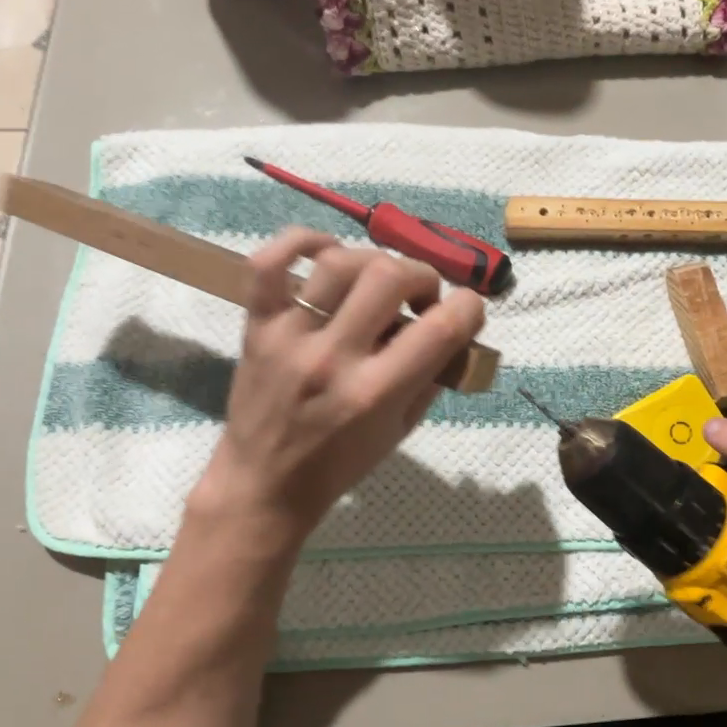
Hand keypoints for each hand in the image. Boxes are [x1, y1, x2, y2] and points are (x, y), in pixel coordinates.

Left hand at [186, 228, 485, 555]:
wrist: (265, 483)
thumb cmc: (341, 462)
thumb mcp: (402, 429)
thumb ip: (431, 376)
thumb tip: (454, 330)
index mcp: (376, 393)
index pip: (443, 326)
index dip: (470, 307)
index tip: (466, 312)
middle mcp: (333, 358)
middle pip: (390, 277)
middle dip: (422, 277)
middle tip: (419, 298)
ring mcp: (289, 338)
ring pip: (338, 262)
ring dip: (374, 261)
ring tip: (378, 281)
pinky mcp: (256, 326)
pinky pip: (268, 263)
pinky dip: (300, 243)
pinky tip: (326, 252)